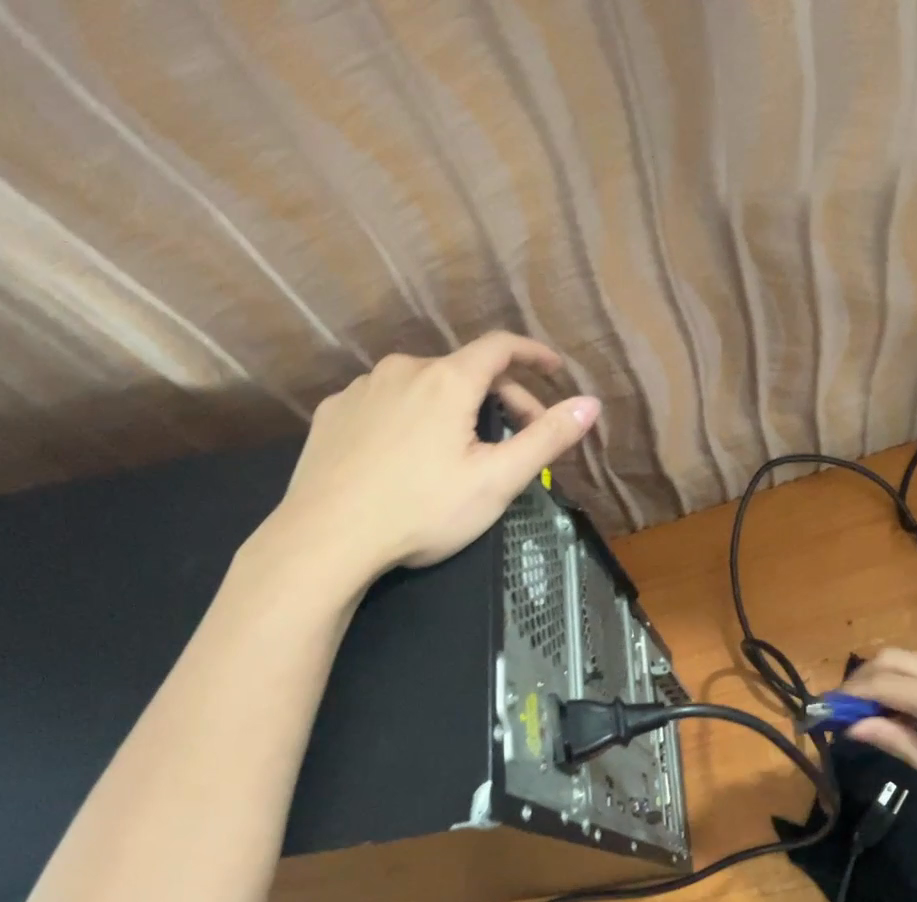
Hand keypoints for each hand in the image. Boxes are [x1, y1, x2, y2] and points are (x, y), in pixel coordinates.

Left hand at [251, 332, 599, 593]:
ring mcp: (362, 389)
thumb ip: (547, 438)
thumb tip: (591, 404)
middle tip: (520, 440)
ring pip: (424, 386)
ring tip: (462, 450)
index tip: (555, 371)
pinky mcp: (333, 413)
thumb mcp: (497, 480)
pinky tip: (409, 455)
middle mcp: (403, 370)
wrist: (325, 539)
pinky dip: (411, 417)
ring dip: (454, 407)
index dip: (533, 354)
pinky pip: (386, 402)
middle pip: (465, 371)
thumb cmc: (422, 510)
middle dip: (501, 398)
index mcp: (448, 380)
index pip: (500, 347)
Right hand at [843, 643, 916, 845]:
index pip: (880, 683)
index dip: (848, 693)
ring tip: (881, 703)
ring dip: (891, 670)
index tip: (826, 709)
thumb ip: (896, 740)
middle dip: (863, 678)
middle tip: (846, 708)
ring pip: (916, 653)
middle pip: (893, 658)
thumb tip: (852, 725)